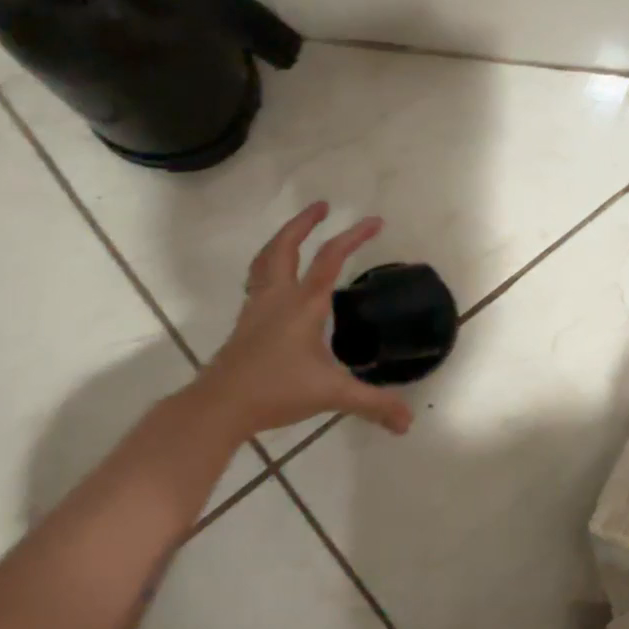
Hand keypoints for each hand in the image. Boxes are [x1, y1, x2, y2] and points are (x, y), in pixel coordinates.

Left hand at [187, 202, 413, 435]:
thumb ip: (373, 404)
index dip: (354, 237)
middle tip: (322, 206)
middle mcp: (278, 297)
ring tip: (295, 232)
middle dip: (304, 223)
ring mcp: (257, 308)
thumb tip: (408, 422)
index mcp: (303, 304)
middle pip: (286, 247)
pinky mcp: (245, 323)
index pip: (330, 258)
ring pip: (265, 260)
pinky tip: (276, 280)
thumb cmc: (276, 391)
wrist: (220, 406)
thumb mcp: (332, 395)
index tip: (374, 221)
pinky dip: (269, 266)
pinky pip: (257, 280)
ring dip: (282, 240)